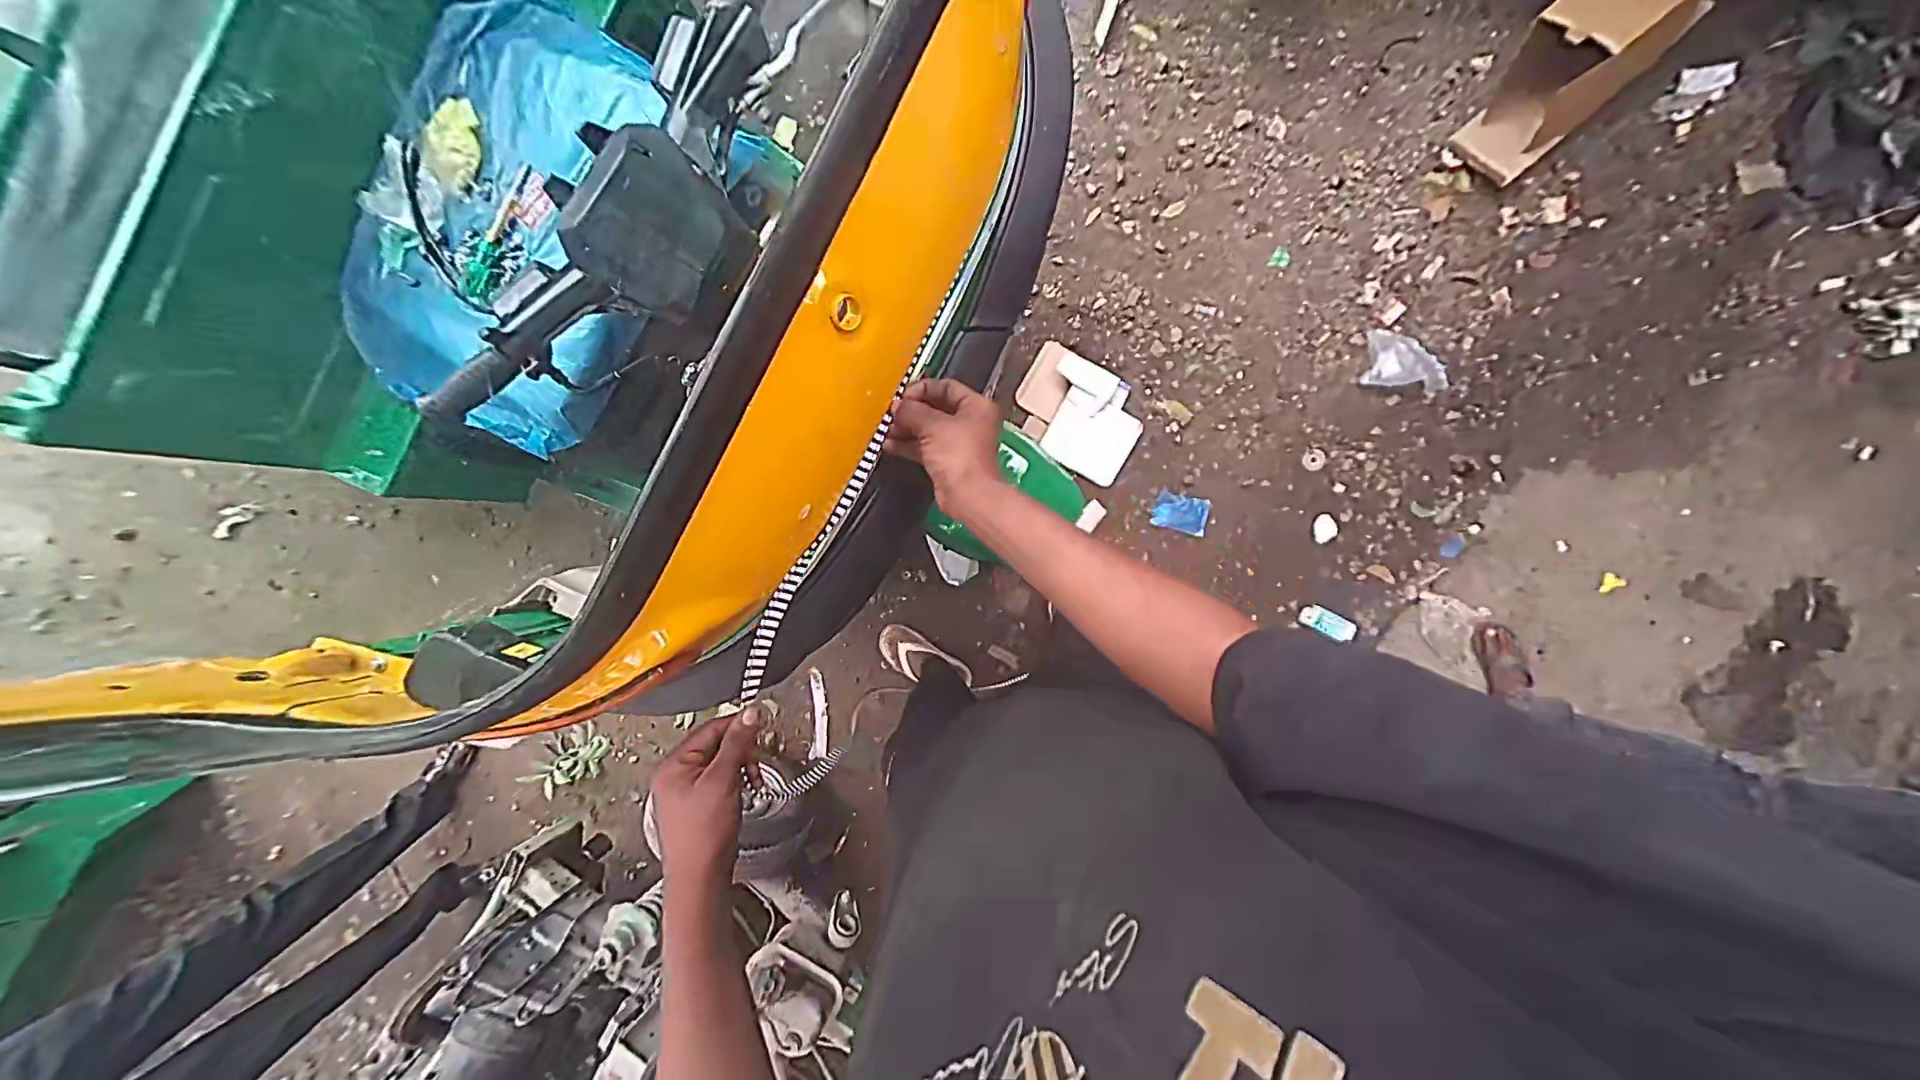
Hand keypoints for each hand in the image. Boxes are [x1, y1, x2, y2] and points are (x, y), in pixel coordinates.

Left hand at [650, 706, 760, 889]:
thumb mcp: (723, 779)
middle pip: (715, 746)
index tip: (759, 724)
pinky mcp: (699, 807)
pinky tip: (746, 791)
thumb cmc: (704, 834)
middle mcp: (675, 777)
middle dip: (740, 752)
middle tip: (755, 762)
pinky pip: (720, 782)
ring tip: (751, 781)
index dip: (736, 726)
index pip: (709, 730)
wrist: (700, 877)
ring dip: (741, 767)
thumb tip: (749, 715)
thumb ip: (737, 743)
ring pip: (720, 764)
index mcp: (674, 766)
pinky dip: (737, 782)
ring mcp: (686, 793)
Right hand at [885, 379, 1004, 518]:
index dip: (923, 388)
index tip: (902, 395)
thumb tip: (898, 406)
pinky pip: (924, 447)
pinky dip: (908, 445)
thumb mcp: (933, 426)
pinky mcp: (947, 462)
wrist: (968, 495)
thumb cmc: (959, 455)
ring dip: (906, 428)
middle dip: (911, 411)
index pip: (947, 387)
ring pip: (928, 429)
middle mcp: (970, 422)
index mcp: (976, 406)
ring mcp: (958, 443)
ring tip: (885, 428)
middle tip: (890, 412)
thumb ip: (912, 411)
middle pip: (936, 408)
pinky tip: (888, 444)